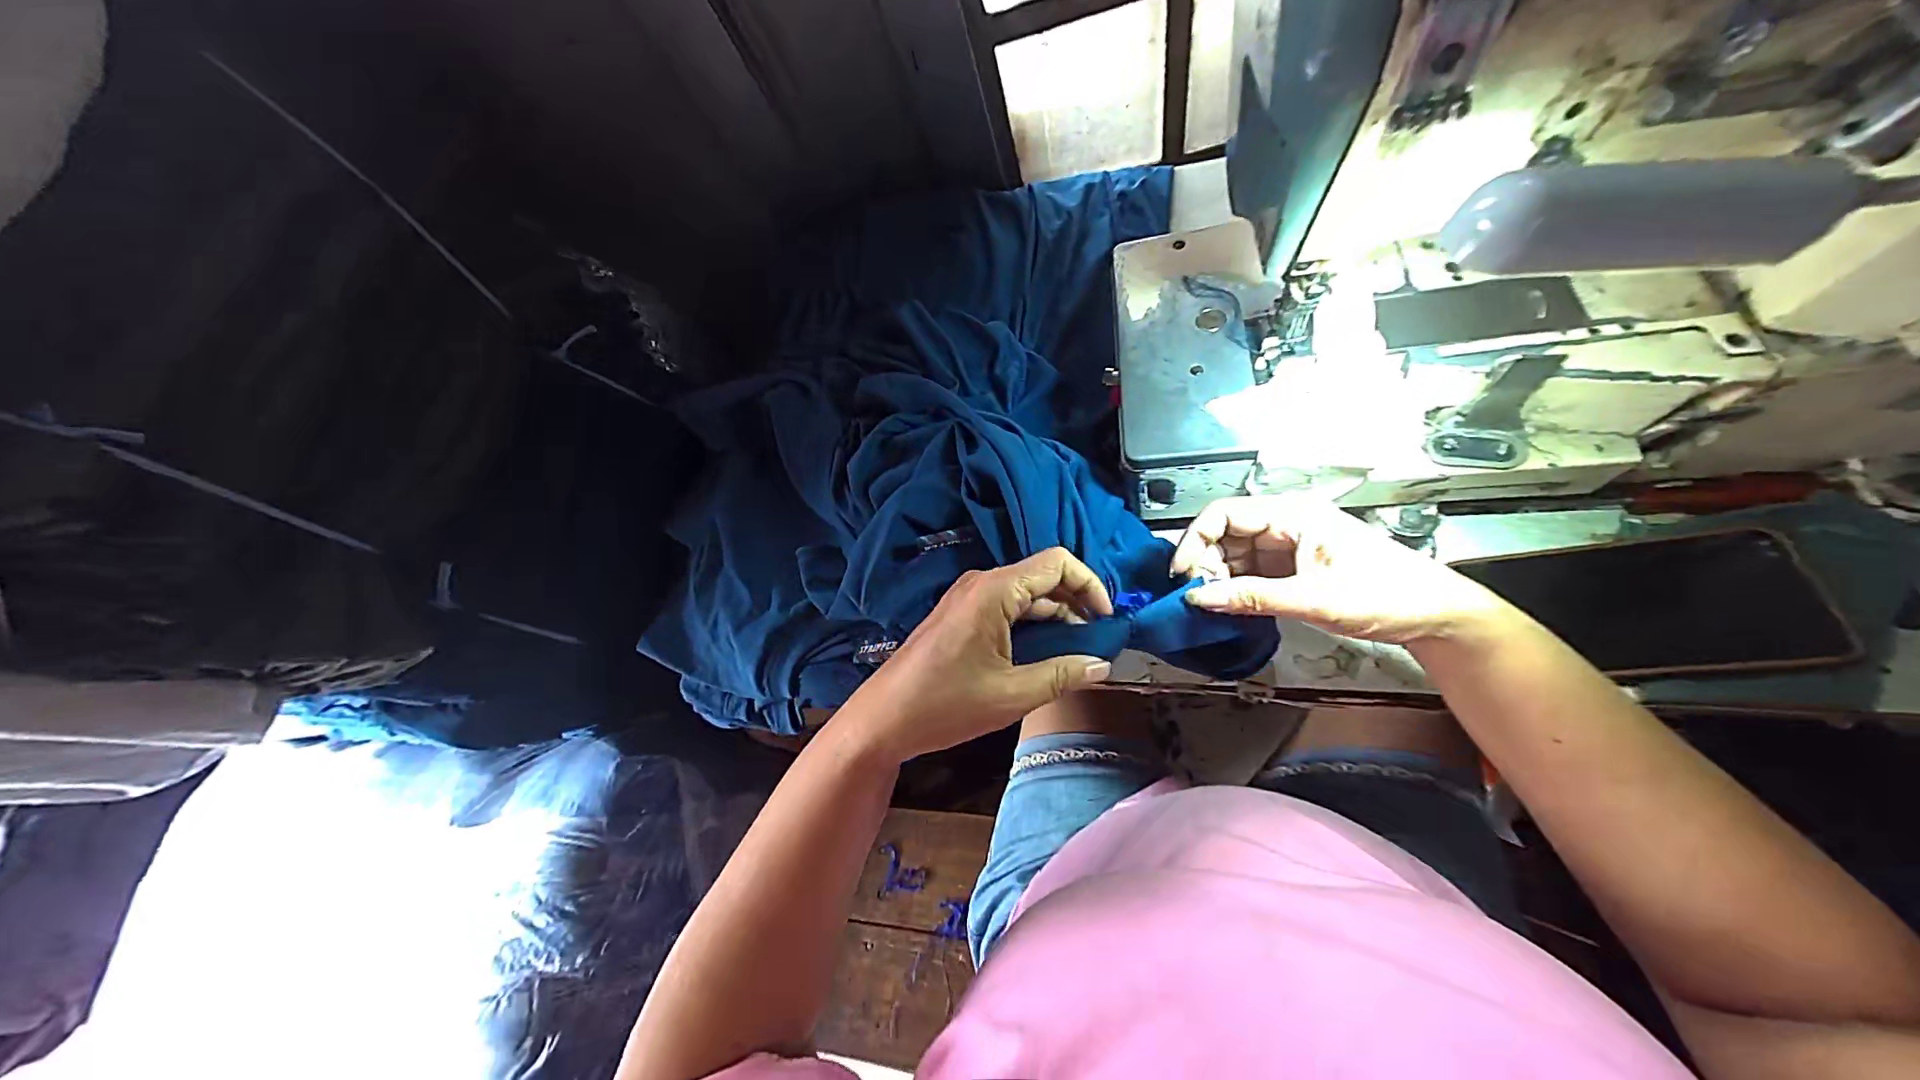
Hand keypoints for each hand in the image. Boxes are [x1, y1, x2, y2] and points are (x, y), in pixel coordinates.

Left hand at [837, 548, 1114, 762]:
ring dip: (1055, 617)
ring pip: (1025, 595)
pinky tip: (1044, 655)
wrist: (882, 719)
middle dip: (1076, 604)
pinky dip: (1032, 625)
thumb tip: (1102, 665)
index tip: (1107, 620)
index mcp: (994, 590)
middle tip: (1098, 641)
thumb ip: (1063, 674)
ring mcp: (967, 598)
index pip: (1057, 562)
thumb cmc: (944, 705)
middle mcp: (981, 584)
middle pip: (1043, 577)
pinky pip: (1006, 608)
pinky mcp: (960, 615)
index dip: (1090, 585)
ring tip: (1078, 653)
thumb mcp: (1012, 694)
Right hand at [1169, 495, 1518, 645]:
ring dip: (1220, 577)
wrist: (1436, 615)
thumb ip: (1250, 597)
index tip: (1181, 573)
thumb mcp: (1312, 598)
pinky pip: (1252, 570)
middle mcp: (1288, 522)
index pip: (1223, 514)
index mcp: (1294, 514)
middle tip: (1197, 595)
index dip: (1194, 541)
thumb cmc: (1388, 594)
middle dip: (1206, 563)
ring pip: (1235, 553)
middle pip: (1225, 534)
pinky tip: (1232, 605)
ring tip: (1215, 603)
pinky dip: (1237, 587)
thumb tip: (1199, 598)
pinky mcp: (1294, 565)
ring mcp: (1291, 544)